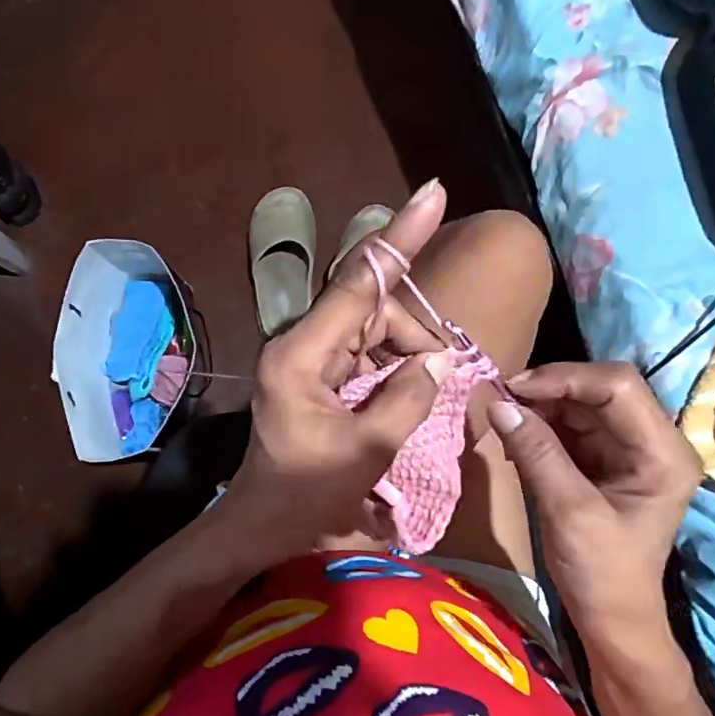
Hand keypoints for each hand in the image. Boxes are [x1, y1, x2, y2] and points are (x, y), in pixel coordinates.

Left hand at [227, 180, 458, 558]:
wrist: (265, 523)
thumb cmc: (307, 494)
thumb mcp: (367, 449)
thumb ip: (408, 396)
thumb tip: (437, 361)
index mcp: (301, 355)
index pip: (357, 284)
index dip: (399, 239)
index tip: (433, 192)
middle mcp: (300, 345)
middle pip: (370, 307)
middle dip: (415, 330)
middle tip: (449, 369)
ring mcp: (306, 358)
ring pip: (371, 328)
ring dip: (407, 350)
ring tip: (432, 386)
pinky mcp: (314, 375)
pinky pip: (363, 352)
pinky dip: (393, 364)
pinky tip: (413, 384)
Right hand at [488, 362, 701, 642]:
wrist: (611, 617)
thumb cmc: (600, 571)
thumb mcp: (567, 510)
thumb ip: (536, 453)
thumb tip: (497, 404)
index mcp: (663, 453)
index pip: (618, 386)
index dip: (564, 378)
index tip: (512, 389)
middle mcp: (652, 442)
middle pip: (600, 389)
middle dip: (549, 388)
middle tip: (500, 399)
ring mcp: (627, 450)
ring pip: (581, 404)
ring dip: (539, 405)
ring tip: (502, 417)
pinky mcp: (603, 460)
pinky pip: (570, 426)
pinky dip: (539, 425)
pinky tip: (514, 435)